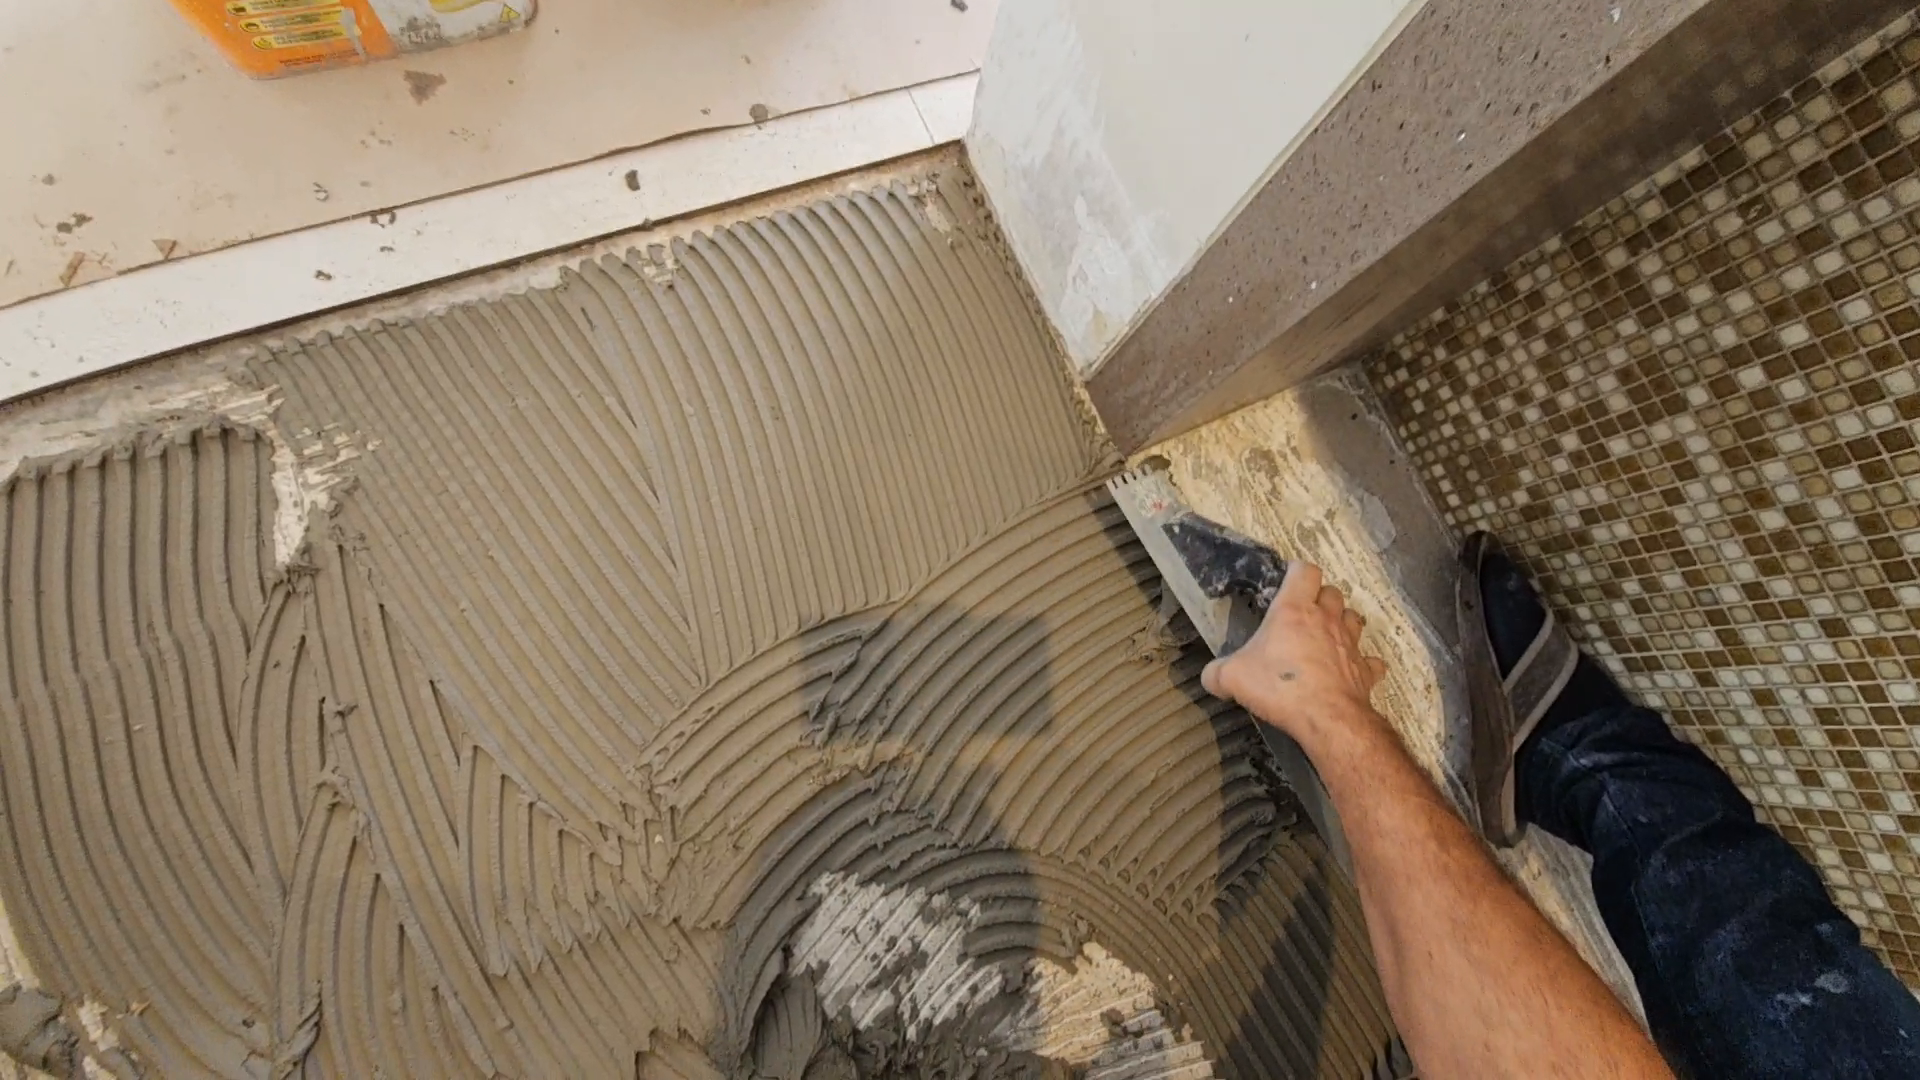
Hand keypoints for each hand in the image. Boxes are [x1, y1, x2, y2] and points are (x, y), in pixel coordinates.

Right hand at [1201, 561, 1387, 745]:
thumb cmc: (1279, 686)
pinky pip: (1369, 660)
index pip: (1304, 571)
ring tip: (1326, 635)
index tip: (1287, 580)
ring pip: (1354, 618)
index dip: (1296, 571)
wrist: (1326, 719)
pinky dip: (1361, 662)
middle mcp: (1326, 620)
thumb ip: (1216, 673)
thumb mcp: (1231, 678)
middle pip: (1332, 591)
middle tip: (1303, 613)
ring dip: (1342, 622)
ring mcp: (1350, 644)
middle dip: (1320, 597)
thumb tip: (1210, 677)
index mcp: (1294, 610)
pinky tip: (1349, 670)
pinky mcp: (1365, 670)